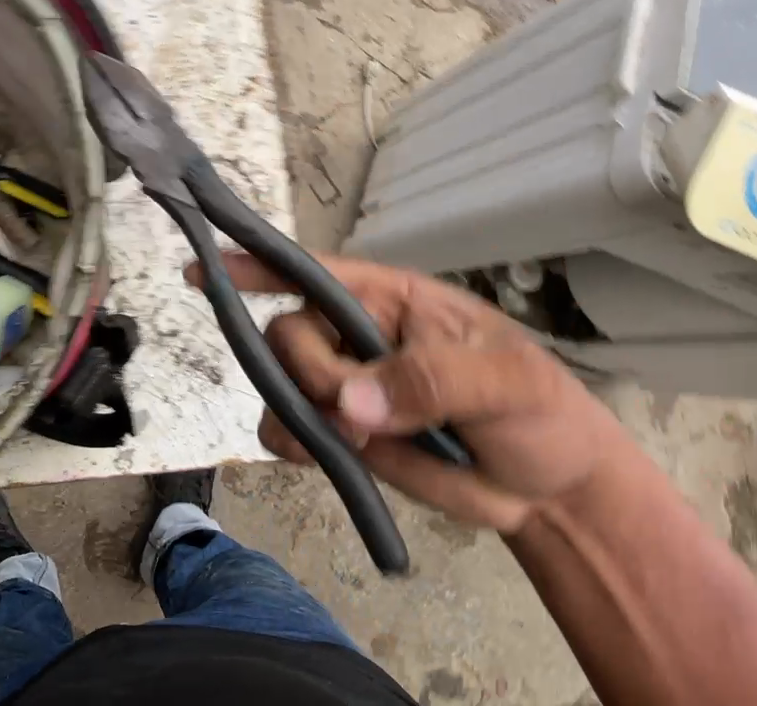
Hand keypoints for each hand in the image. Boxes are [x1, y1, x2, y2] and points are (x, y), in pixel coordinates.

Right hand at [194, 252, 631, 533]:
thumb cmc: (538, 412)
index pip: (316, 271)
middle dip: (310, 373)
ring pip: (277, 381)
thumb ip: (430, 381)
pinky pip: (285, 427)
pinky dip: (290, 441)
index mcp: (391, 300)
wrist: (548, 492)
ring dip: (296, 410)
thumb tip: (347, 401)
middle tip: (357, 414)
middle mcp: (356, 334)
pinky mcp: (338, 431)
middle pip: (288, 332)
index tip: (209, 268)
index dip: (260, 265)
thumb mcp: (505, 384)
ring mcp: (344, 383)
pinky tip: (320, 456)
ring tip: (348, 442)